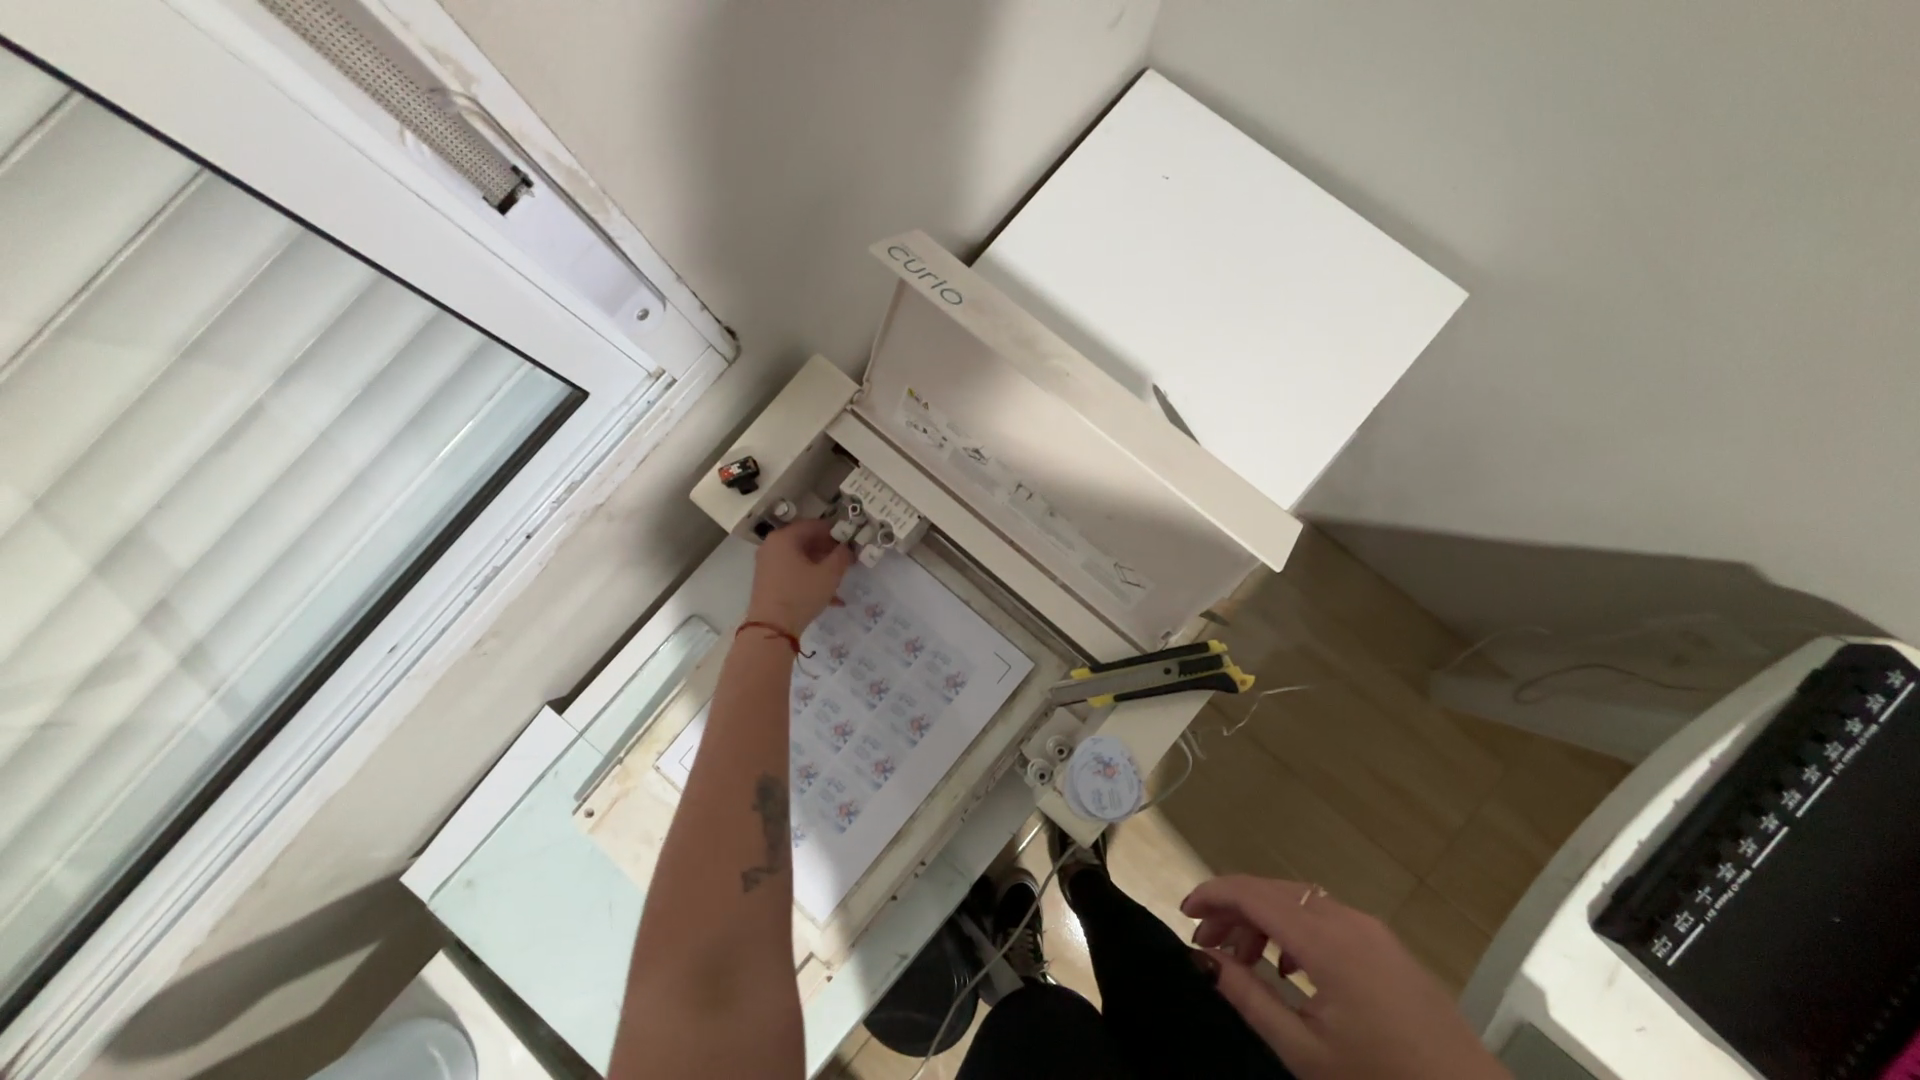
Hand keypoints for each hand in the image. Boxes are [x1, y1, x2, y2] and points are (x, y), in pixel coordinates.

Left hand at [743, 519, 853, 635]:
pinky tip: (830, 597)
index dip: (836, 531)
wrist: (772, 628)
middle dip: (829, 550)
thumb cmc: (801, 594)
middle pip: (806, 541)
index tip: (852, 541)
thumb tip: (847, 547)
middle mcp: (773, 546)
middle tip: (848, 559)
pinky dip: (810, 578)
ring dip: (822, 566)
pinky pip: (793, 572)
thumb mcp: (829, 574)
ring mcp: (768, 564)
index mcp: (785, 537)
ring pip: (801, 558)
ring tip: (840, 578)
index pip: (815, 525)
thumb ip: (842, 556)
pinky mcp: (768, 581)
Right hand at [1183, 876, 1509, 1079]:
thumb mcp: (1304, 1050)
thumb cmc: (1381, 1079)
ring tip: (1242, 960)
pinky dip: (1295, 929)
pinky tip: (1289, 968)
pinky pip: (1327, 918)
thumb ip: (1249, 997)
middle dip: (1234, 908)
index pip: (1254, 893)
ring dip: (1264, 919)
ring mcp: (1373, 931)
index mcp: (1326, 941)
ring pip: (1301, 902)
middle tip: (1205, 944)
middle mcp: (1349, 920)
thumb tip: (1203, 959)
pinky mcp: (1388, 947)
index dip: (1212, 894)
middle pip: (1275, 892)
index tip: (1182, 913)